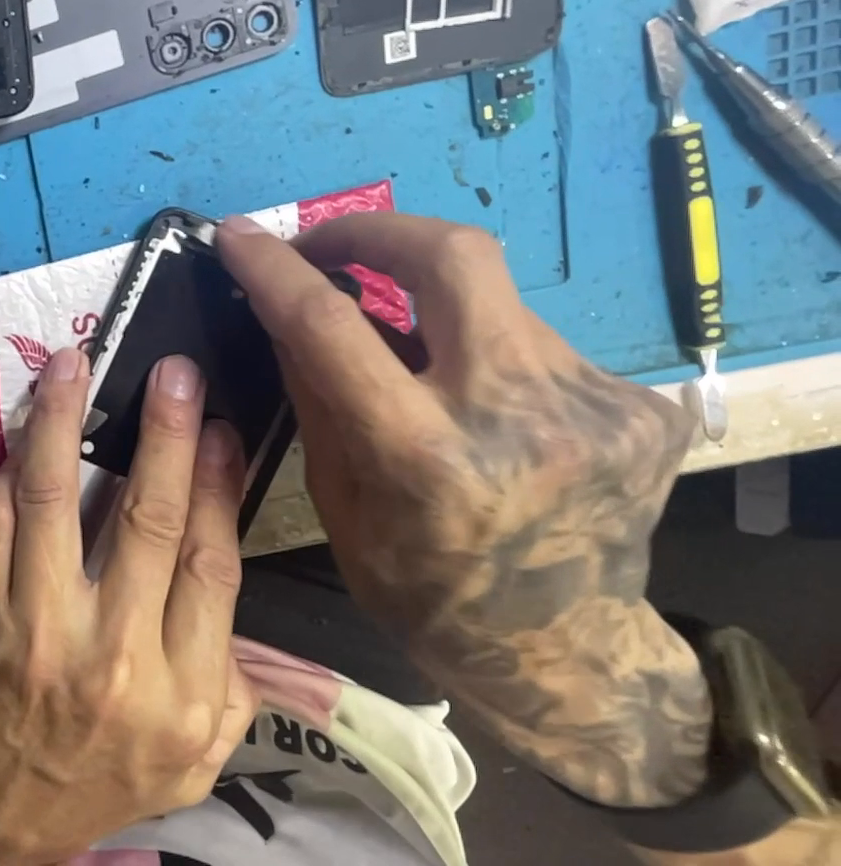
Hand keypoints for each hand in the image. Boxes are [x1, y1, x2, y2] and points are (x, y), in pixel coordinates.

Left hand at [0, 349, 257, 864]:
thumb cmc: (90, 785)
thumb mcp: (189, 766)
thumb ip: (230, 690)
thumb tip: (231, 594)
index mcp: (183, 693)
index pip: (211, 565)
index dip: (219, 487)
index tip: (224, 430)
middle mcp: (115, 654)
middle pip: (149, 520)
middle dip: (166, 435)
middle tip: (174, 372)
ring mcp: (40, 626)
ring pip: (55, 501)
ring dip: (62, 424)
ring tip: (72, 366)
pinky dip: (5, 472)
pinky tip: (19, 431)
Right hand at [215, 212, 711, 808]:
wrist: (557, 648)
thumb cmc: (416, 582)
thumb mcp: (336, 493)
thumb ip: (316, 391)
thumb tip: (285, 307)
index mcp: (422, 453)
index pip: (330, 324)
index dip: (273, 267)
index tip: (238, 235)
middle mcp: (517, 413)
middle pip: (453, 255)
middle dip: (377, 229)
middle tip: (331, 245)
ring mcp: (594, 403)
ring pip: (495, 296)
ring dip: (429, 301)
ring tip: (406, 344)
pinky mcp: (640, 403)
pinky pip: (533, 340)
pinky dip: (483, 350)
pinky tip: (476, 398)